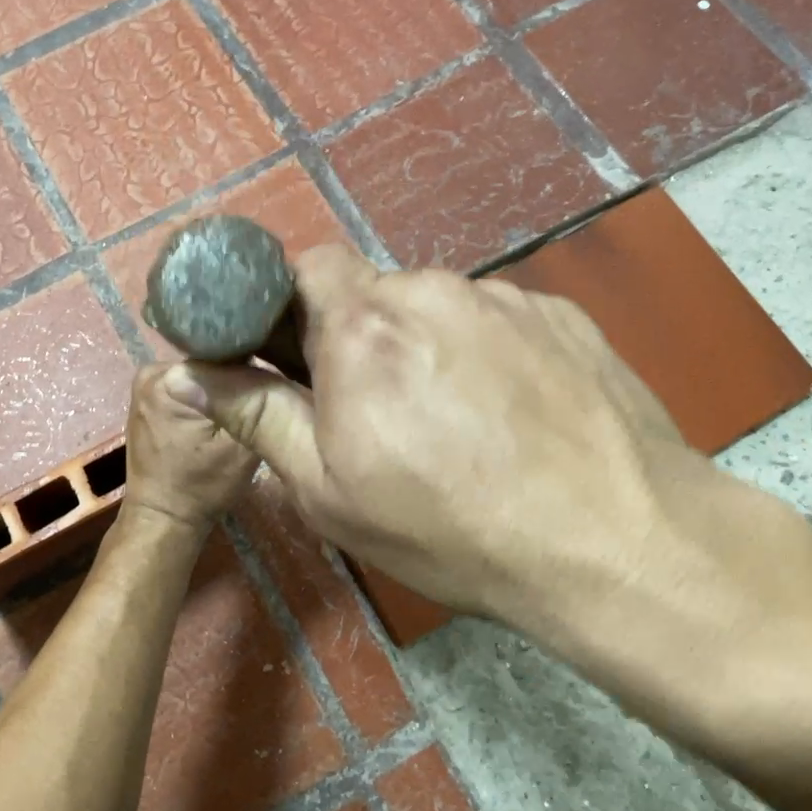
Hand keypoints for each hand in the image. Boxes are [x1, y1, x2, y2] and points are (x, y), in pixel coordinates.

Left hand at [122, 363, 259, 530]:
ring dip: (223, 385)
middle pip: (212, 360)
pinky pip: (189, 382)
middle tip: (262, 397)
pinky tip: (223, 410)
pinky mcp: (147, 395)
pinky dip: (207, 393)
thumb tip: (267, 364)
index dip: (253, 368)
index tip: (273, 384)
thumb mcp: (240, 445)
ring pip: (202, 371)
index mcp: (169, 378)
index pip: (225, 354)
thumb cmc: (202, 486)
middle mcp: (151, 371)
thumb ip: (254, 400)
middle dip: (236, 377)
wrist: (162, 518)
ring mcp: (145, 382)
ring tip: (245, 404)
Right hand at [177, 244, 711, 641]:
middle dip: (358, 336)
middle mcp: (430, 290)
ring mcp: (504, 297)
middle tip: (374, 409)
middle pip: (372, 291)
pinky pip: (496, 320)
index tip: (296, 354)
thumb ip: (257, 416)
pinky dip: (484, 353)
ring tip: (454, 422)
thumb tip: (190, 376)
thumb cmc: (452, 526)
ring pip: (435, 306)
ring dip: (424, 347)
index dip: (291, 304)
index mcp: (362, 327)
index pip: (305, 266)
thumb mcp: (328, 490)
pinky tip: (510, 415)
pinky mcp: (561, 314)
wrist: (621, 544)